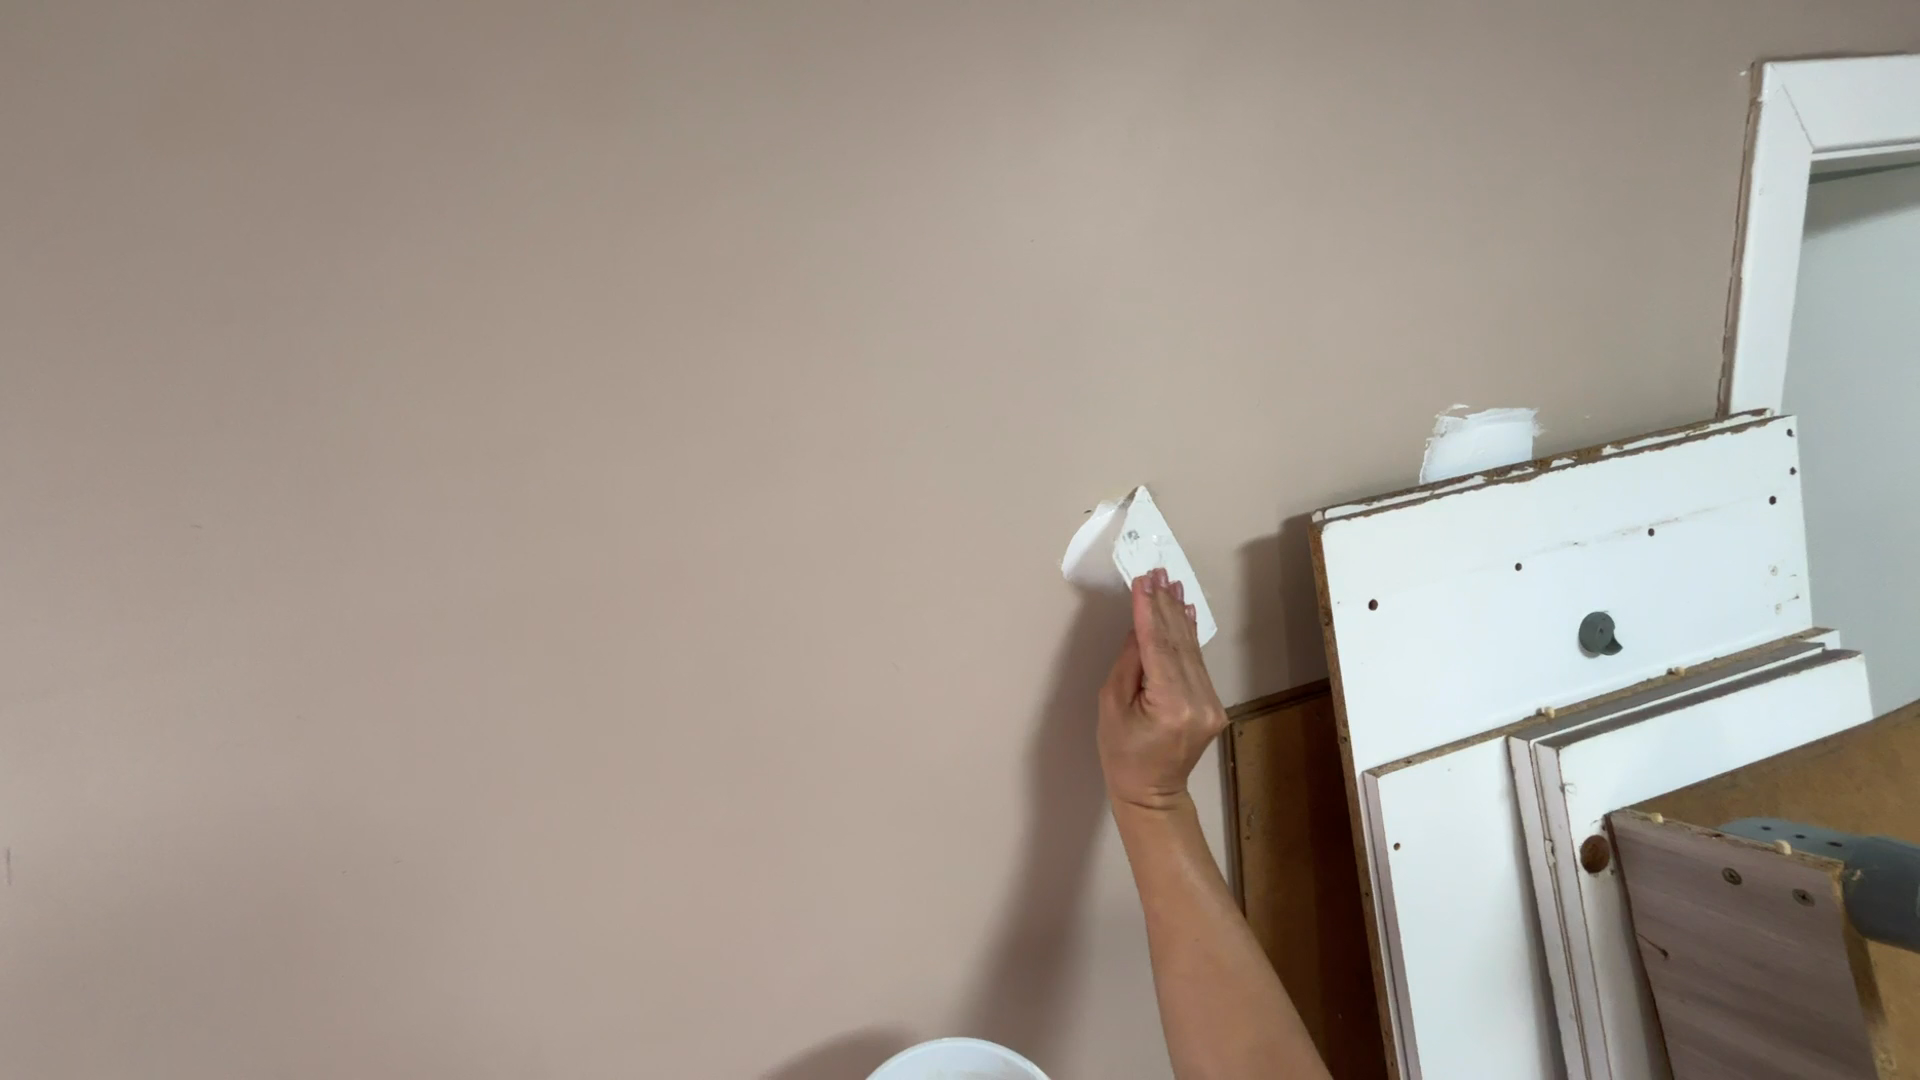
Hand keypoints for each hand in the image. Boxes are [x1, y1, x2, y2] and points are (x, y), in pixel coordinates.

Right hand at [1098, 567, 1226, 811]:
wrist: (1152, 793)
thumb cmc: (1121, 753)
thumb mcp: (1112, 705)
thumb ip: (1129, 663)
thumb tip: (1140, 626)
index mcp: (1171, 705)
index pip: (1158, 647)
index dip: (1149, 611)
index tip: (1143, 581)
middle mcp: (1200, 700)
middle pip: (1178, 643)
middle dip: (1165, 605)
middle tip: (1157, 571)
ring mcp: (1212, 702)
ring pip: (1190, 649)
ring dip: (1178, 614)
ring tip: (1170, 583)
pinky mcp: (1213, 703)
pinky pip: (1196, 663)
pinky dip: (1188, 636)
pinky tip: (1184, 611)